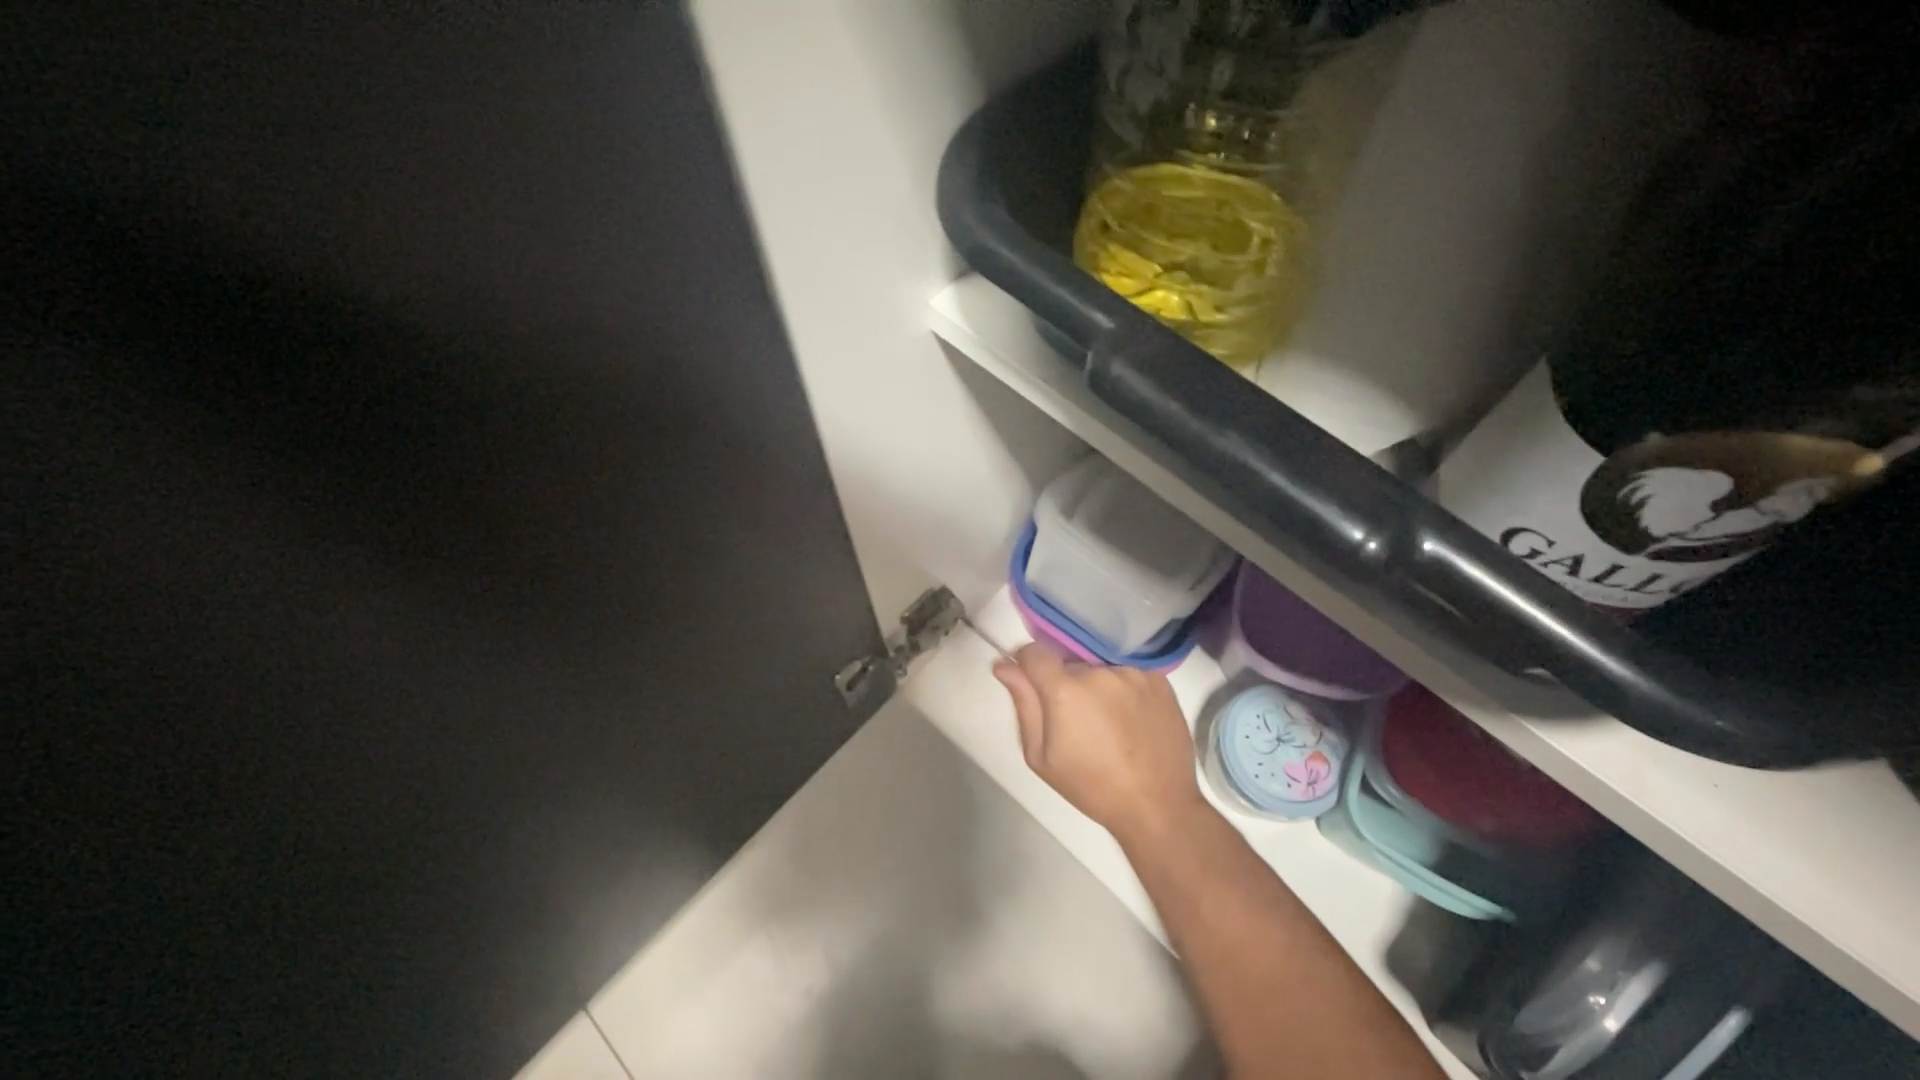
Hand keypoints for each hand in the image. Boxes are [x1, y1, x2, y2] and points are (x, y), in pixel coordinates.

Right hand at [992, 643, 1207, 841]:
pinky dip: (1125, 691)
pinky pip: (1129, 675)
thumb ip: (1024, 705)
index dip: (1028, 666)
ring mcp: (1133, 673)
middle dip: (1066, 685)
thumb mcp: (1042, 757)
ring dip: (1098, 687)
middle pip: (1070, 664)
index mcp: (1065, 690)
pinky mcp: (1159, 679)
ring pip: (1101, 669)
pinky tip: (1132, 721)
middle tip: (1077, 723)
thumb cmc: (1092, 786)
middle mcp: (1099, 671)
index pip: (1034, 652)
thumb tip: (1005, 666)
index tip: (1033, 686)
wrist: (1157, 804)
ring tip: (1110, 725)